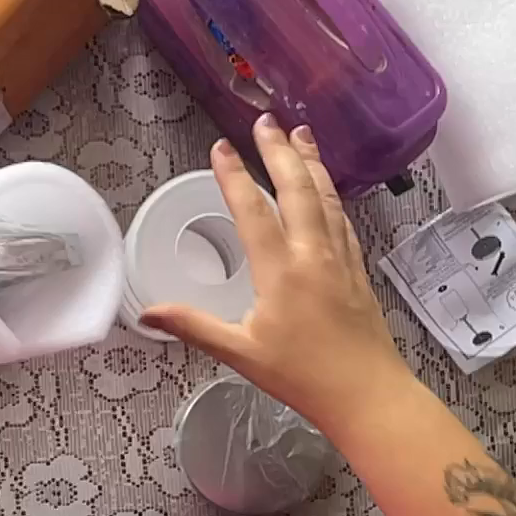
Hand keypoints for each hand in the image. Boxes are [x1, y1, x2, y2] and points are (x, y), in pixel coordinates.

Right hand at [139, 114, 417, 439]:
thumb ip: (193, 327)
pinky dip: (331, 194)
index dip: (234, 177)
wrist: (366, 394)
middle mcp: (314, 254)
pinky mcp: (356, 269)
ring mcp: (340, 259)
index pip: (254, 211)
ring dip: (311, 163)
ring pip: (325, 198)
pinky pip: (342, 219)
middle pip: (297, 190)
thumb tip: (149, 314)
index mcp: (281, 271)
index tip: (221, 148)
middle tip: (266, 121)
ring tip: (301, 134)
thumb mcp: (239, 352)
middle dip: (279, 152)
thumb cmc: (301, 375)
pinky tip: (327, 187)